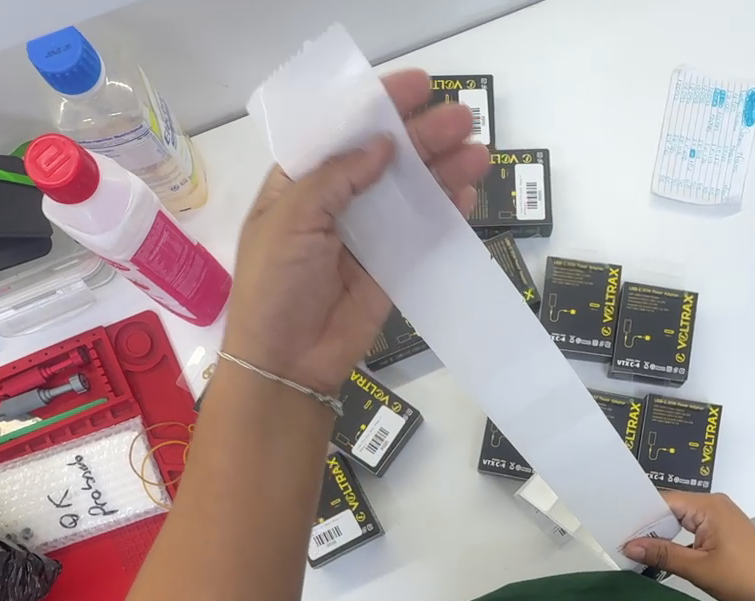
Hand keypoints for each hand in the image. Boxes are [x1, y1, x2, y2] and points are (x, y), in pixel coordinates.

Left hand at [221, 69, 489, 395]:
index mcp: (303, 182)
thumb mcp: (291, 219)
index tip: (420, 86)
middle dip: (425, 136)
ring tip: (478, 154)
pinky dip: (444, 216)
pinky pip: (421, 236)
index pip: (344, 131)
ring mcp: (368, 237)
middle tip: (463, 120)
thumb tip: (384, 146)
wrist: (289, 359)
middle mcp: (339, 203)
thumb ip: (336, 178)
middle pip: (387, 159)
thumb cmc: (276, 283)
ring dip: (443, 172)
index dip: (380, 105)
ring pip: (410, 194)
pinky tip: (465, 197)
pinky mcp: (391, 269)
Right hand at [623, 493, 754, 600]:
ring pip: (681, 519)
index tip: (617, 531)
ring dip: (662, 535)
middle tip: (621, 542)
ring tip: (636, 549)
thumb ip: (662, 554)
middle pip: (671, 508)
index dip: (639, 516)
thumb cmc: (744, 578)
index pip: (663, 501)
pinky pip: (692, 528)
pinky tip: (662, 554)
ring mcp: (721, 516)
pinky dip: (677, 540)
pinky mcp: (724, 529)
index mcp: (708, 506)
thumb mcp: (698, 568)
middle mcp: (714, 504)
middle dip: (648, 526)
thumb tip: (628, 545)